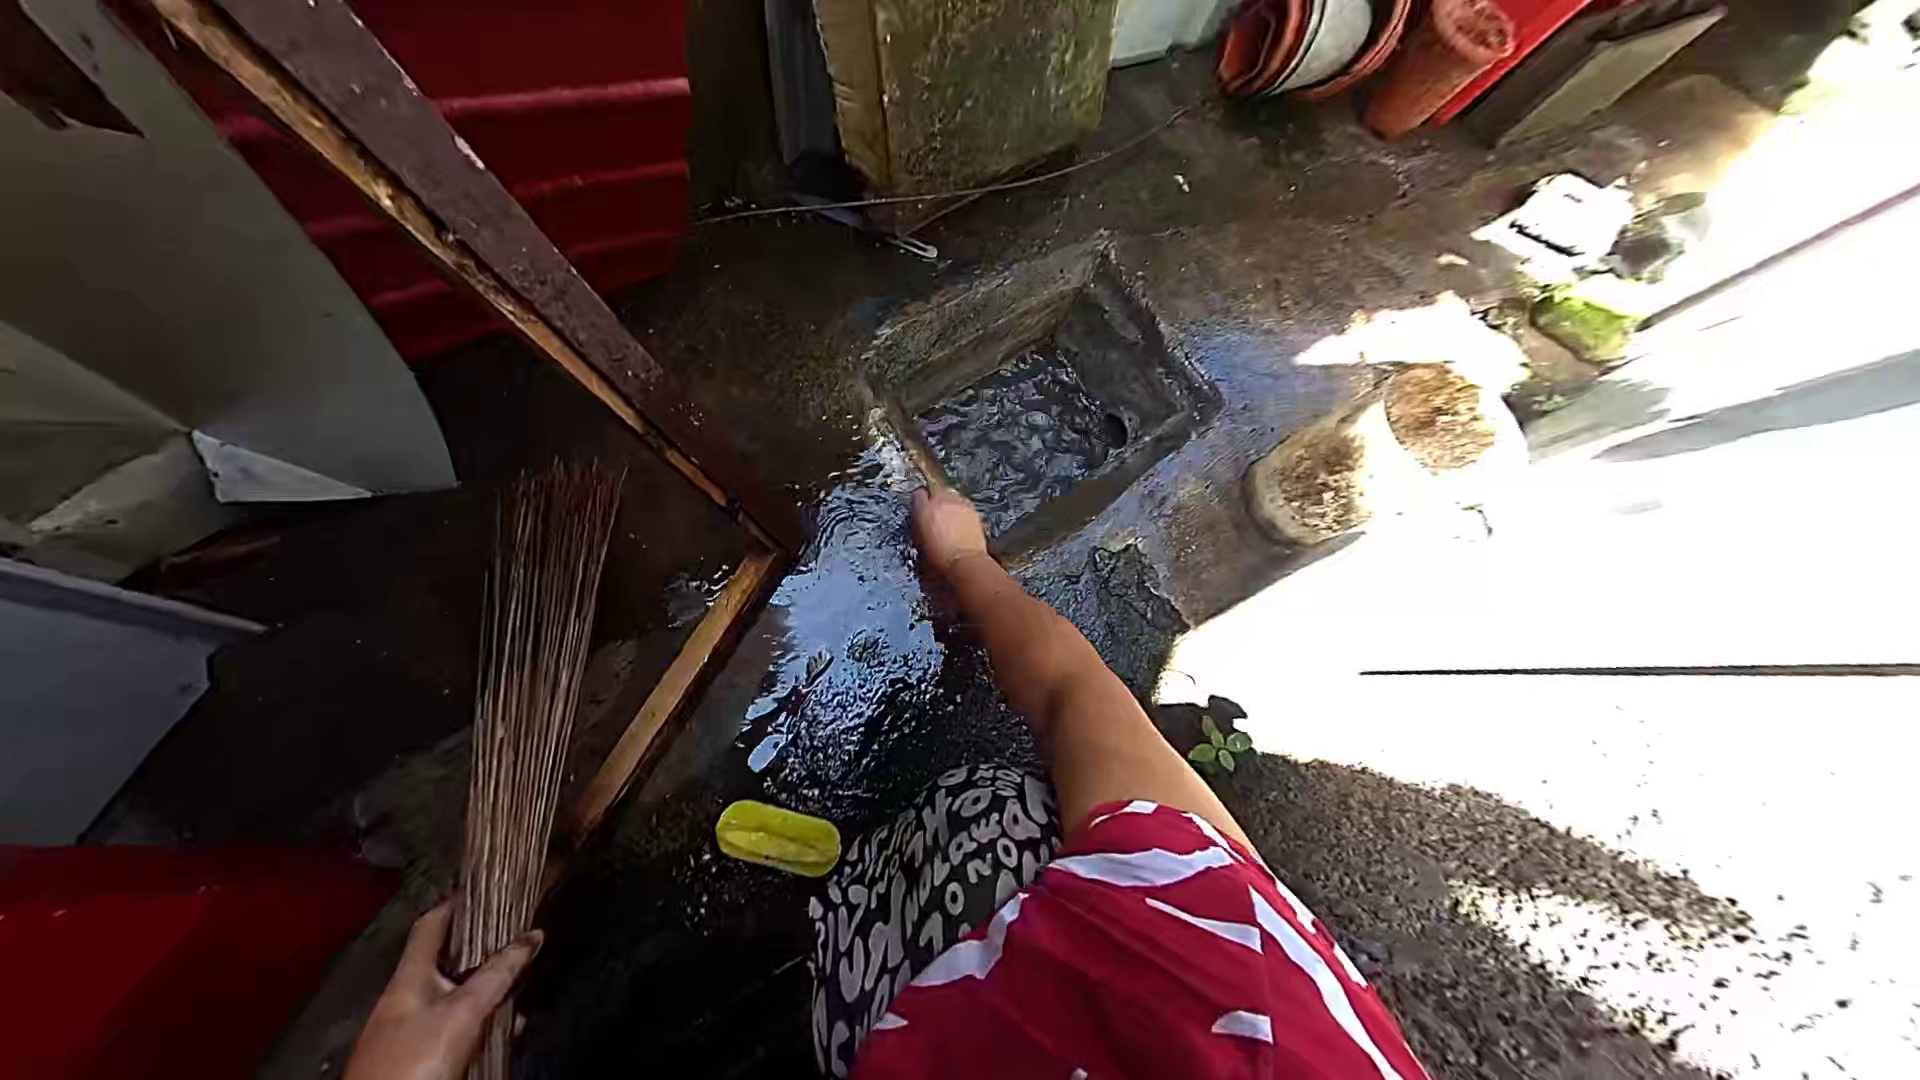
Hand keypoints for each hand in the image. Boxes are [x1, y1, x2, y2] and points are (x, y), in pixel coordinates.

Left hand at [342, 904, 541, 1079]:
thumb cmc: (415, 1063)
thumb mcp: (465, 1012)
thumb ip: (500, 972)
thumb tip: (534, 934)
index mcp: (409, 979)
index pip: (433, 923)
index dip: (462, 901)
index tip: (496, 887)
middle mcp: (406, 998)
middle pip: (450, 957)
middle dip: (488, 947)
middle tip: (523, 937)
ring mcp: (408, 1030)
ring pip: (458, 991)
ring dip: (491, 986)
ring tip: (524, 984)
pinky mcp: (417, 1057)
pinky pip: (456, 1022)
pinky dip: (483, 1017)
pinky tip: (508, 1026)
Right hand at [911, 487, 989, 576]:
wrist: (964, 562)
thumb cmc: (941, 558)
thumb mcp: (920, 542)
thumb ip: (918, 525)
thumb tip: (919, 521)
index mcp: (924, 510)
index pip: (918, 495)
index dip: (919, 501)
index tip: (920, 505)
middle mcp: (941, 502)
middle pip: (935, 491)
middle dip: (935, 500)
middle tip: (936, 513)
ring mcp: (958, 504)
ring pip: (951, 495)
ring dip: (949, 503)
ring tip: (949, 517)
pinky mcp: (972, 509)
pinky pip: (963, 503)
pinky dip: (961, 509)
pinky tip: (961, 521)